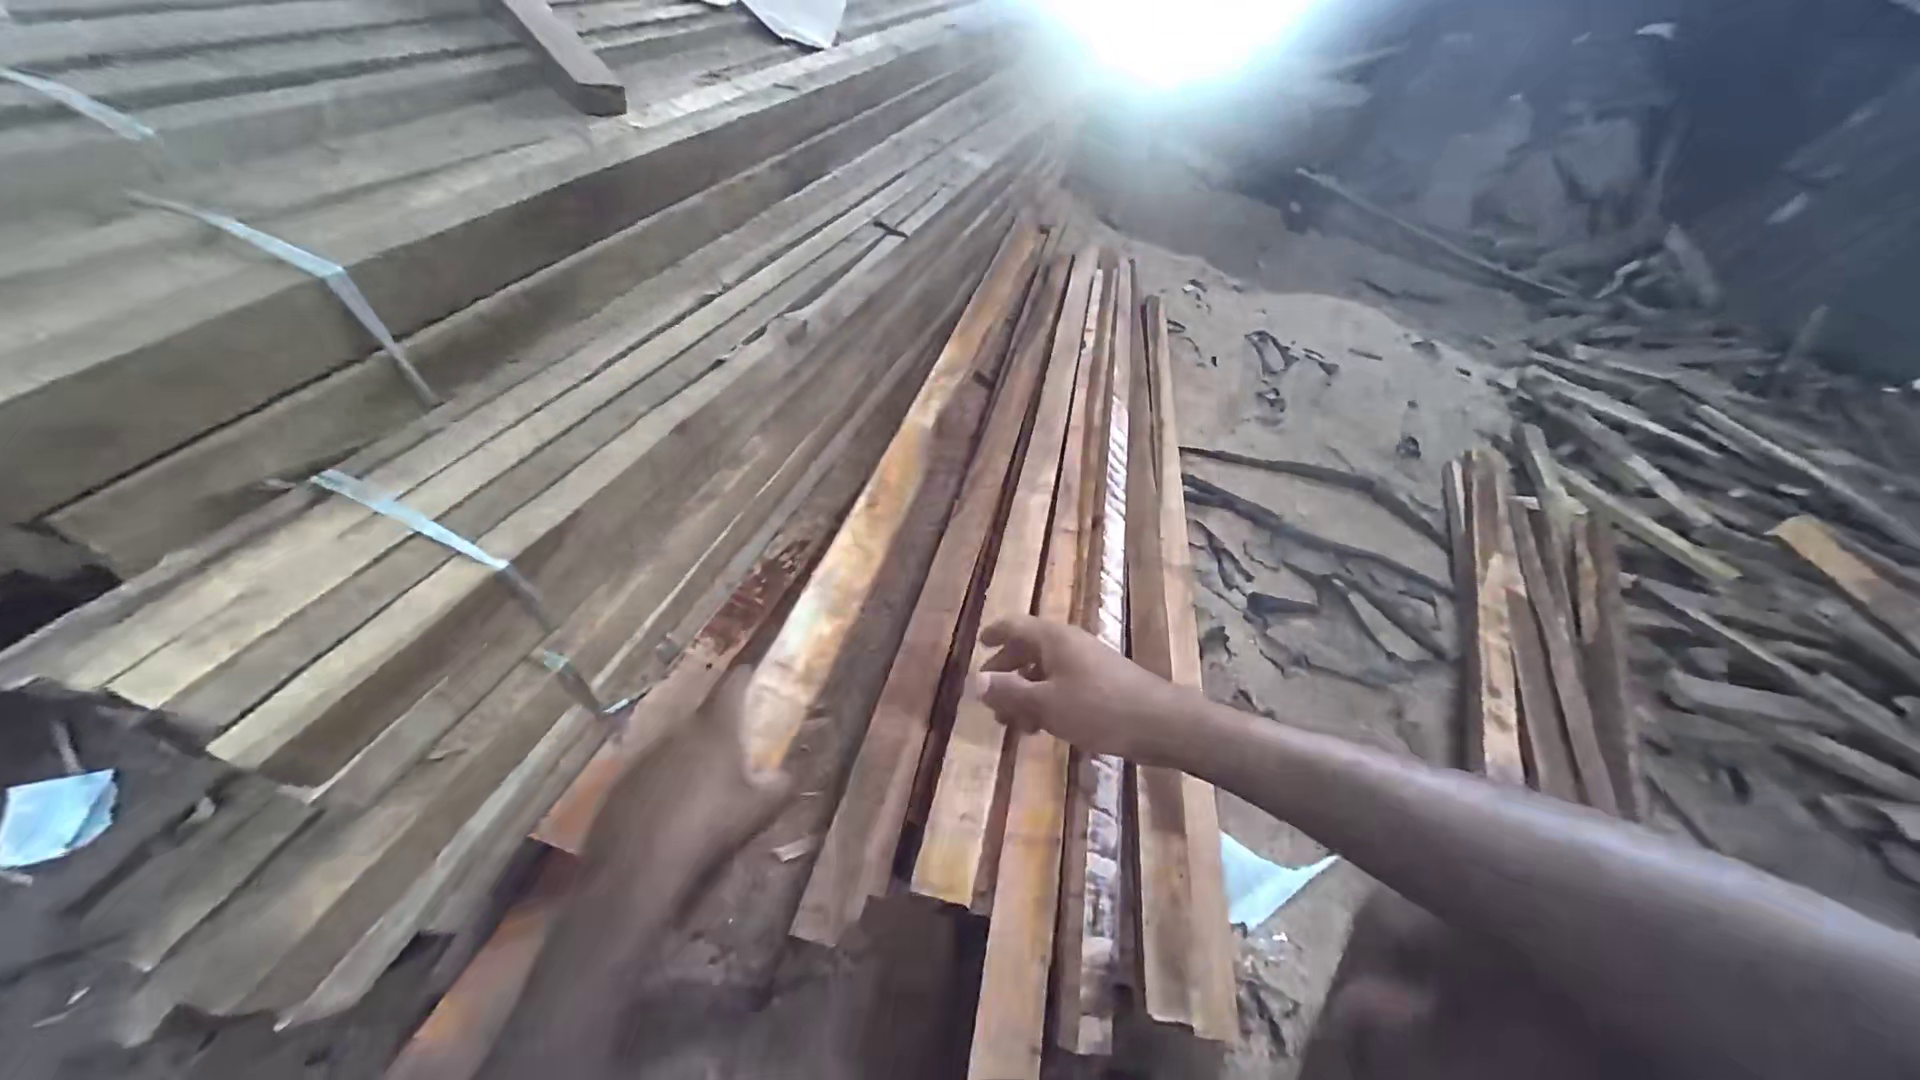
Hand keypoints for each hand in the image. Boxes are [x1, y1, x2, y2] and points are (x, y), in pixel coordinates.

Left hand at [586, 667, 791, 892]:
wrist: (638, 868)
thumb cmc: (709, 827)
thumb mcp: (758, 810)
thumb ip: (780, 785)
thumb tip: (786, 773)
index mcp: (716, 729)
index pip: (732, 686)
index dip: (745, 677)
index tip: (753, 672)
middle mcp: (679, 732)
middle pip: (704, 715)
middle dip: (720, 723)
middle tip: (735, 739)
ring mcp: (646, 755)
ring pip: (676, 742)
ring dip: (691, 752)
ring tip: (703, 778)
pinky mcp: (621, 781)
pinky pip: (652, 769)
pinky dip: (665, 778)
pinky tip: (670, 806)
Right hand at [971, 614, 1202, 763]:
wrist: (1160, 723)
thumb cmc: (1098, 708)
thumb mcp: (1045, 703)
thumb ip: (1009, 692)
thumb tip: (975, 681)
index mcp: (1053, 638)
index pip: (1015, 626)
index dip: (995, 634)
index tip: (979, 644)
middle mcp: (1069, 643)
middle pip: (1028, 650)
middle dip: (1007, 673)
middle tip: (990, 697)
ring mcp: (1087, 663)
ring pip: (1045, 672)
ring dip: (1025, 693)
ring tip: (1012, 724)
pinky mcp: (1101, 683)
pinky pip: (1063, 685)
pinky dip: (1045, 701)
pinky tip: (1042, 728)